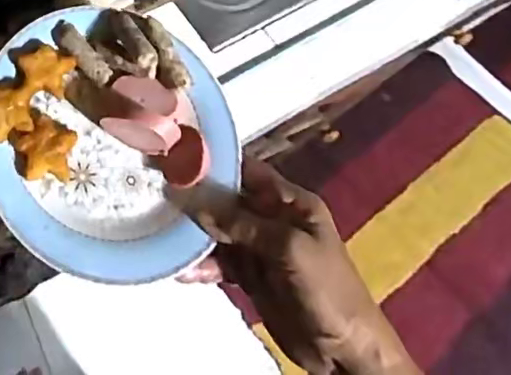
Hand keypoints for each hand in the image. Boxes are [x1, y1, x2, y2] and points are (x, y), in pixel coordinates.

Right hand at [179, 158, 417, 374]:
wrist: (349, 357)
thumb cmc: (329, 291)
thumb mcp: (289, 248)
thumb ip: (242, 222)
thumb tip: (194, 200)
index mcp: (289, 201)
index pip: (244, 168)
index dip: (213, 161)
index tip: (177, 156)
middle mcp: (271, 216)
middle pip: (224, 197)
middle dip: (195, 197)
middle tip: (161, 195)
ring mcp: (259, 246)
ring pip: (217, 228)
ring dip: (195, 235)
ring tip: (170, 239)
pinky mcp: (251, 273)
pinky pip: (219, 260)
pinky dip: (203, 264)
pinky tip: (186, 272)